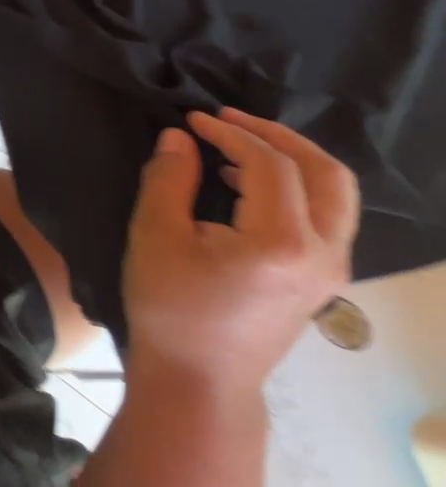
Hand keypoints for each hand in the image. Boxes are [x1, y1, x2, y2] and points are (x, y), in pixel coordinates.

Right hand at [121, 108, 359, 391]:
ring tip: (236, 146)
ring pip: (336, 195)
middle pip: (327, 174)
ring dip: (291, 160)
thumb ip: (169, 179)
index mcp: (282, 241)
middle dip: (278, 136)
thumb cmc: (170, 303)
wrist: (200, 373)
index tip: (190, 120)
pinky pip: (326, 216)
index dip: (231, 133)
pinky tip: (245, 185)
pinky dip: (294, 187)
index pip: (270, 165)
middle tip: (228, 119)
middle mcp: (324, 252)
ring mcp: (331, 268)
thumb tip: (179, 137)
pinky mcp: (322, 278)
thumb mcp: (155, 234)